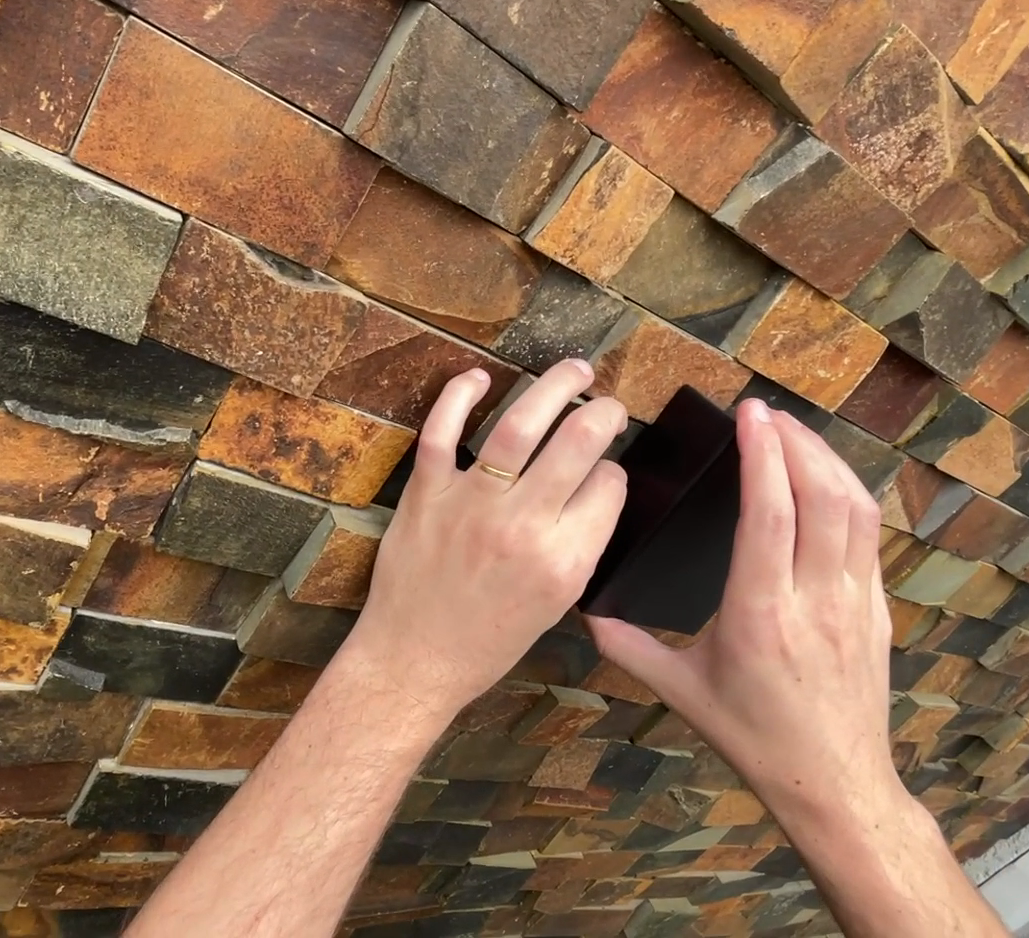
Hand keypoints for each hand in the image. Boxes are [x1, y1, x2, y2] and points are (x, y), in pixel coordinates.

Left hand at [341, 359, 629, 723]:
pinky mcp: (425, 495)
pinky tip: (479, 378)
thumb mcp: (555, 603)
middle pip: (579, 442)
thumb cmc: (488, 639)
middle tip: (606, 402)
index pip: (609, 485)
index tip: (603, 467)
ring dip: (553, 386)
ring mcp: (470, 505)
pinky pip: (442, 432)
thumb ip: (579, 544)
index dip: (612, 468)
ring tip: (573, 370)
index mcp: (564, 560)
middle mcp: (522, 527)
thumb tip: (596, 484)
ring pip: (520, 426)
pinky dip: (459, 396)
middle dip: (603, 411)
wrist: (416, 659)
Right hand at [587, 401, 899, 819]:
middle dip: (798, 443)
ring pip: (857, 511)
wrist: (835, 783)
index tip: (750, 415)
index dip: (764, 457)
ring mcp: (856, 603)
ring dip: (828, 460)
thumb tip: (583, 610)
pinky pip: (870, 536)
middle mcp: (815, 599)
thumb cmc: (752, 736)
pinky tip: (826, 478)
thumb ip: (627, 646)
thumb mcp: (679, 691)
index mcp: (759, 613)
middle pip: (823, 498)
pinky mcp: (877, 610)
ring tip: (795, 431)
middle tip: (766, 411)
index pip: (770, 516)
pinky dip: (849, 492)